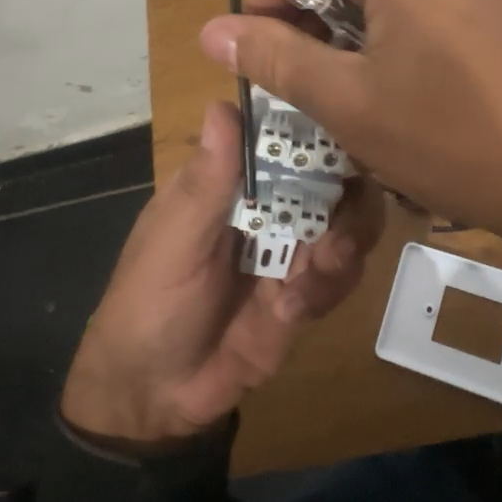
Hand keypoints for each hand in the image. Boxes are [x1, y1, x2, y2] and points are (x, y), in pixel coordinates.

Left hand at [60, 101, 385, 443]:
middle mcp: (273, 204)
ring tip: (316, 274)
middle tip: (339, 232)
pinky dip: (330, 287)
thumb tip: (223, 104)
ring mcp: (295, 247)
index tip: (348, 137)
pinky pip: (344, 274)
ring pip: (353, 223)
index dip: (322, 130)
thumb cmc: (148, 306)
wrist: (155, 398)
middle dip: (351, 201)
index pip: (289, 135)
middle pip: (338, 176)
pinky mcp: (309, 291)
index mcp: (234, 180)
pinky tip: (293, 310)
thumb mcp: (171, 244)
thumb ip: (206, 183)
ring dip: (346, 245)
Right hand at [199, 0, 501, 305]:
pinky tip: (391, 78)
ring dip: (351, 16)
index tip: (255, 47)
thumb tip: (211, 28)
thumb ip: (276, 57)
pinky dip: (393, 25)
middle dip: (311, 3)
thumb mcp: (347, 102)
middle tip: (293, 63)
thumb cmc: (445, 141)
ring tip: (337, 77)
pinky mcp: (496, 11)